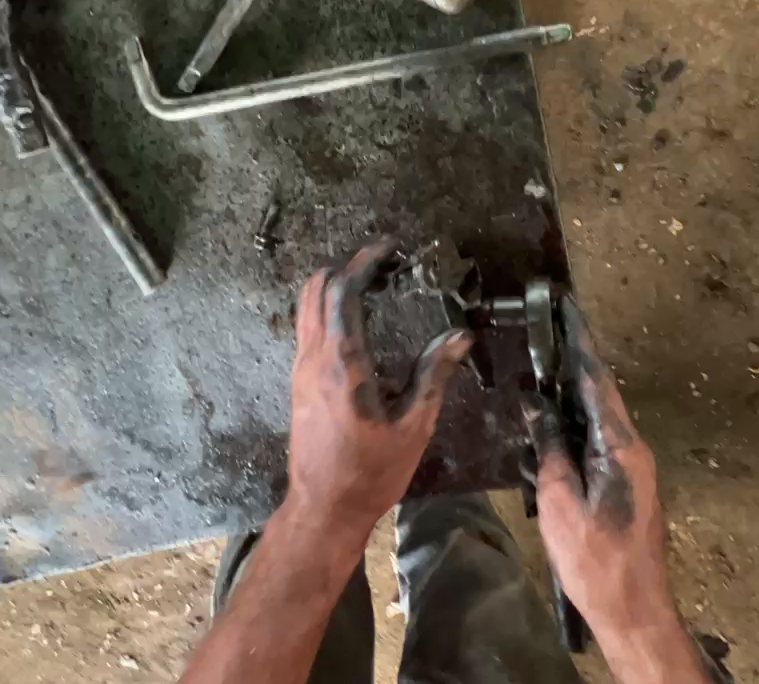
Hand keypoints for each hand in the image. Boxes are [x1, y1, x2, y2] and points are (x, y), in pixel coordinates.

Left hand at [285, 238, 473, 538]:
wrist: (322, 508)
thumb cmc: (371, 471)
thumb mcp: (413, 427)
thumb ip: (434, 375)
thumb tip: (460, 335)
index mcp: (342, 362)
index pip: (343, 291)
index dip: (363, 261)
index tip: (389, 248)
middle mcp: (313, 355)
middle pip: (316, 287)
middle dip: (347, 266)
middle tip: (383, 265)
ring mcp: (300, 366)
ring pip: (305, 303)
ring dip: (333, 284)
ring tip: (372, 284)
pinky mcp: (297, 379)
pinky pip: (306, 324)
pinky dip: (325, 305)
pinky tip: (356, 319)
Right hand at [528, 296, 698, 679]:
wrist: (635, 612)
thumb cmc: (594, 558)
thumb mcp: (558, 499)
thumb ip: (549, 446)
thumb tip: (537, 404)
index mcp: (620, 446)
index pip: (596, 380)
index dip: (580, 343)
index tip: (567, 310)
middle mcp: (634, 449)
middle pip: (599, 394)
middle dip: (572, 364)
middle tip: (546, 335)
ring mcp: (634, 468)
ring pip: (599, 419)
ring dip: (571, 398)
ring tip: (542, 377)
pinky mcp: (629, 485)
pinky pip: (598, 441)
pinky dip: (575, 427)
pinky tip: (551, 430)